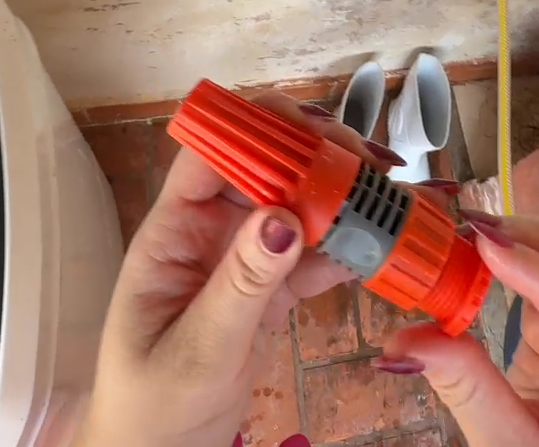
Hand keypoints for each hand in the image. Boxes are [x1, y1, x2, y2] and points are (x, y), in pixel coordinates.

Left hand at [73, 92, 405, 446]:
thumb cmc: (154, 409)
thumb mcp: (195, 350)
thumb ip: (240, 285)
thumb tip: (282, 217)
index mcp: (175, 228)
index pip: (212, 154)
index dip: (257, 129)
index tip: (311, 129)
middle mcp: (212, 228)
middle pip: (265, 167)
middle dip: (313, 154)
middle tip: (363, 160)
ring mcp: (246, 253)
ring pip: (296, 202)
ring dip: (339, 192)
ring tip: (384, 191)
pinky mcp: (274, 283)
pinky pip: (315, 250)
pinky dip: (347, 241)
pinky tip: (380, 237)